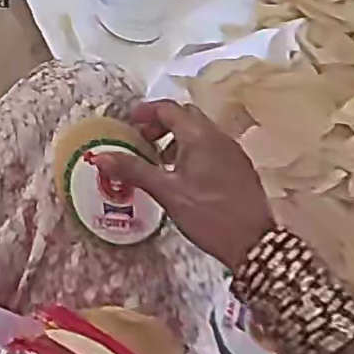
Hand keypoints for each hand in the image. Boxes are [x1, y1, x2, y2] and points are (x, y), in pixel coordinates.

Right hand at [88, 99, 273, 268]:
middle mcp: (218, 137)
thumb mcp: (166, 192)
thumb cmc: (208, 214)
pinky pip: (211, 146)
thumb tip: (99, 157)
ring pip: (200, 132)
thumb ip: (133, 170)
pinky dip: (191, 150)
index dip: (146, 111)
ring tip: (158, 159)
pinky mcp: (239, 168)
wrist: (254, 244)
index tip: (128, 122)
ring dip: (176, 137)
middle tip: (141, 140)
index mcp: (200, 136)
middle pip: (186, 116)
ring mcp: (232, 152)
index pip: (170, 109)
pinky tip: (182, 175)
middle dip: (161, 123)